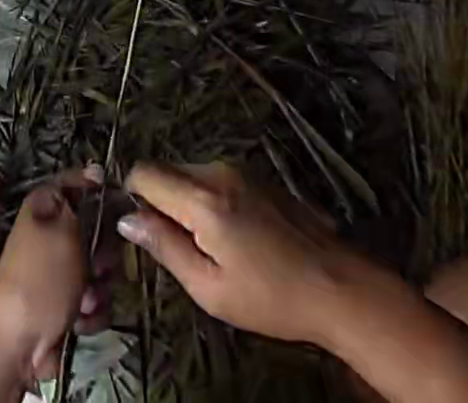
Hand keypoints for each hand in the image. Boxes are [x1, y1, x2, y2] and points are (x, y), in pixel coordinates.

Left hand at [0, 165, 105, 382]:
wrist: (18, 348)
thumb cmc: (38, 281)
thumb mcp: (60, 229)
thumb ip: (78, 199)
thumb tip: (94, 171)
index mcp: (40, 209)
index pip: (72, 185)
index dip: (93, 189)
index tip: (111, 198)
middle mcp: (48, 236)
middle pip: (94, 228)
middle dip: (102, 250)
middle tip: (97, 264)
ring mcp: (57, 272)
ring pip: (99, 266)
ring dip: (99, 285)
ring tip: (84, 298)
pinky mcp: (65, 304)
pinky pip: (95, 297)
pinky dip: (92, 310)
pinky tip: (81, 319)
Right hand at [118, 161, 374, 345]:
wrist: (341, 287)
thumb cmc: (272, 298)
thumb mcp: (210, 288)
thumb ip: (164, 246)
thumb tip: (126, 219)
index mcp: (202, 199)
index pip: (143, 173)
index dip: (133, 197)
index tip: (142, 228)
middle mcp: (218, 172)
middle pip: (164, 170)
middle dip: (159, 200)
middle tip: (178, 245)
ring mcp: (240, 169)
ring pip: (187, 173)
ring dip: (184, 200)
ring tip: (210, 244)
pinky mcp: (256, 174)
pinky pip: (213, 177)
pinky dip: (207, 198)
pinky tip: (233, 234)